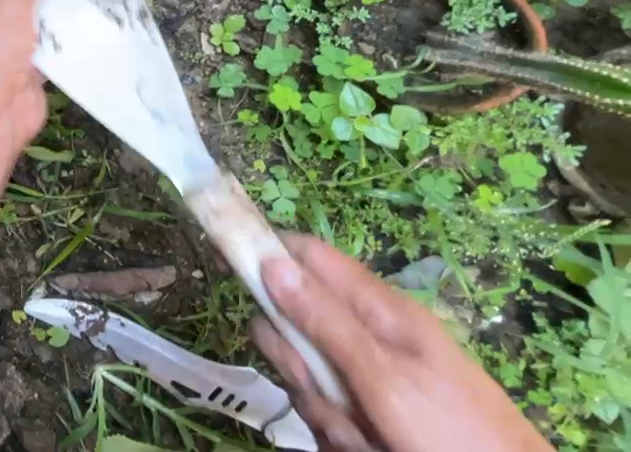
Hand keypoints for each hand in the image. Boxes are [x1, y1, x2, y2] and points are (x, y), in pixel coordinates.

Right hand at [253, 234, 550, 451]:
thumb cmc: (455, 435)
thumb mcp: (386, 378)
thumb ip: (324, 319)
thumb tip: (268, 259)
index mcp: (380, 310)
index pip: (307, 254)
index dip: (265, 250)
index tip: (228, 261)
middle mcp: (367, 335)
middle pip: (289, 319)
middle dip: (292, 356)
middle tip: (321, 384)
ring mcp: (365, 375)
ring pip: (299, 368)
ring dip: (318, 403)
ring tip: (362, 432)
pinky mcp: (363, 410)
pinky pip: (319, 406)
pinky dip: (334, 429)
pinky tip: (366, 444)